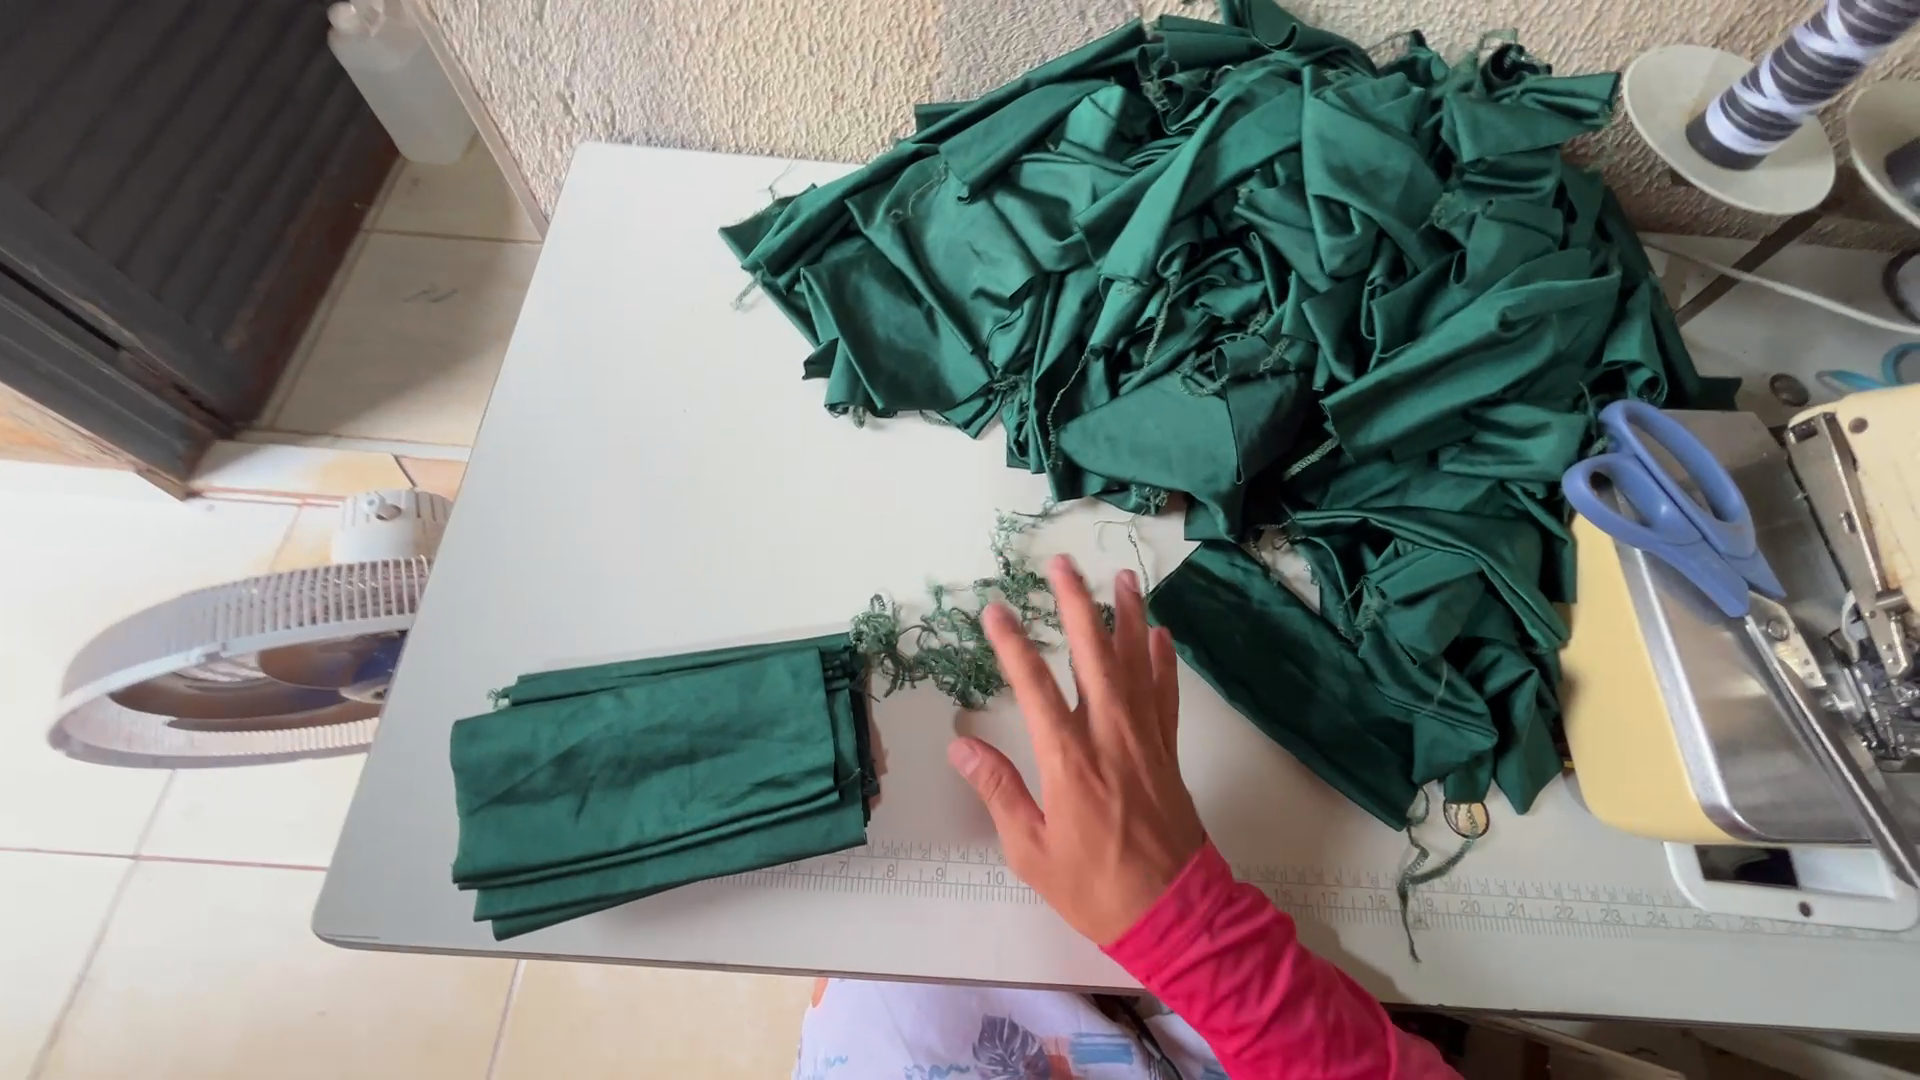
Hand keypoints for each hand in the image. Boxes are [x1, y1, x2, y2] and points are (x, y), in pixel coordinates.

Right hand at [947, 555, 1205, 945]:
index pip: (1034, 686)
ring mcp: (1144, 738)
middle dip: (1076, 605)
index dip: (1012, 644)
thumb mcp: (1030, 849)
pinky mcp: (1167, 749)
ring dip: (1128, 617)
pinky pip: (1166, 694)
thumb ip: (997, 790)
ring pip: (1136, 664)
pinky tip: (1160, 634)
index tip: (995, 610)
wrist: (1174, 913)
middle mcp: (1109, 734)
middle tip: (1063, 566)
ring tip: (1120, 577)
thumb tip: (961, 744)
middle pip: (1092, 655)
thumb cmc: (1093, 885)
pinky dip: (1163, 660)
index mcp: (1068, 758)